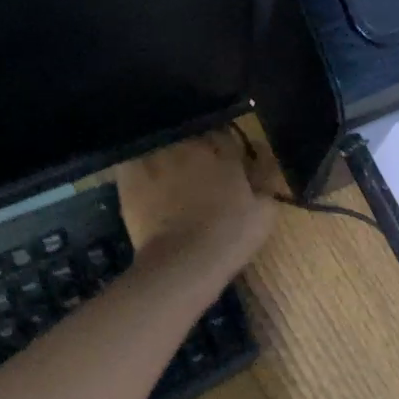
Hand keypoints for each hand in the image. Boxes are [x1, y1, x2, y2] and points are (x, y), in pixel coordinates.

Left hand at [116, 128, 276, 270]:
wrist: (184, 262)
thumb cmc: (230, 237)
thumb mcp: (265, 212)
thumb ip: (265, 180)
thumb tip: (262, 156)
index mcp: (224, 152)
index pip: (225, 136)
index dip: (225, 150)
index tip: (224, 163)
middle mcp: (191, 146)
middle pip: (193, 137)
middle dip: (196, 149)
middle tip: (196, 170)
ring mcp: (160, 157)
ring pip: (164, 144)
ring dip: (167, 154)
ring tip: (168, 173)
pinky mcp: (132, 174)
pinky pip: (133, 160)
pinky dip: (137, 166)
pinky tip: (141, 178)